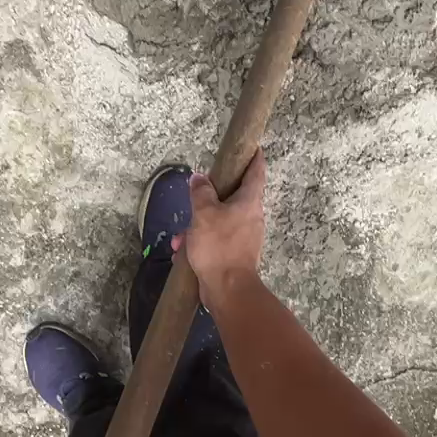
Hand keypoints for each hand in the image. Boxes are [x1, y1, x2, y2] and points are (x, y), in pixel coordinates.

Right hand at [173, 148, 267, 308]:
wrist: (227, 289)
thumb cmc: (218, 246)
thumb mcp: (203, 214)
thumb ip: (201, 193)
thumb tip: (200, 179)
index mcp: (249, 202)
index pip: (256, 172)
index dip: (253, 158)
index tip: (252, 147)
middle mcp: (251, 217)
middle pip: (233, 198)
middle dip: (209, 199)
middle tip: (195, 196)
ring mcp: (244, 237)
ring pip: (218, 222)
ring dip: (197, 227)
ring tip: (180, 238)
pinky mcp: (235, 255)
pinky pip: (215, 241)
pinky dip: (199, 244)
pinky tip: (183, 252)